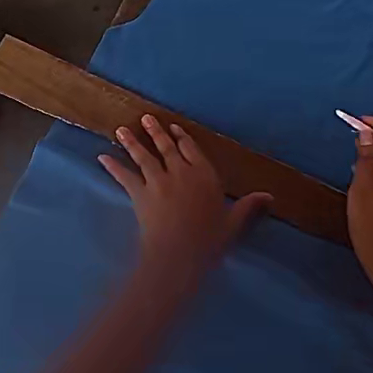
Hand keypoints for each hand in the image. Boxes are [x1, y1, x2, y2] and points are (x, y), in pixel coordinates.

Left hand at [99, 114, 270, 277]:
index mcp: (205, 176)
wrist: (179, 254)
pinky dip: (112, 166)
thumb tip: (270, 196)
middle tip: (145, 118)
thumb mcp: (233, 224)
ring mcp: (158, 180)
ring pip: (144, 156)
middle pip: (166, 148)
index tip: (174, 128)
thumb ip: (249, 207)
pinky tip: (101, 157)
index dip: (182, 139)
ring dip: (132, 142)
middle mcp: (181, 172)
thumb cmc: (209, 241)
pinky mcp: (139, 193)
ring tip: (120, 130)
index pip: (193, 151)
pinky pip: (124, 176)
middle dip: (155, 132)